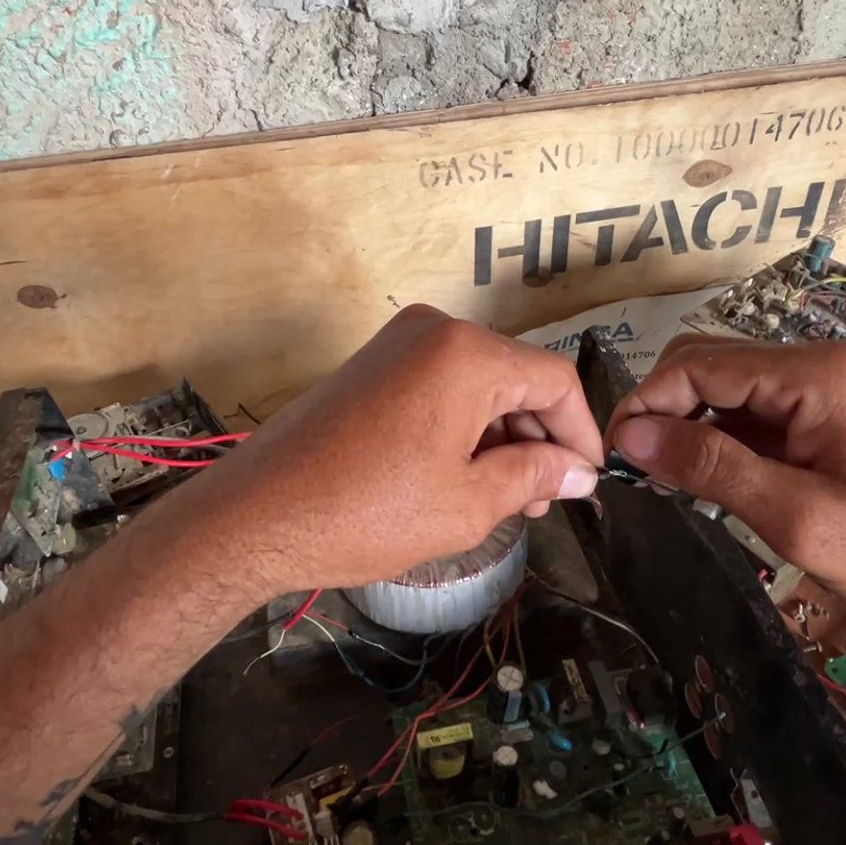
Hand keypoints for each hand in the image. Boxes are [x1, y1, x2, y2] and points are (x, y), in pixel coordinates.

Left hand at [189, 305, 604, 593]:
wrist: (257, 514)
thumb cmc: (367, 512)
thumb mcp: (467, 503)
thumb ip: (534, 475)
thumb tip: (579, 470)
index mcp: (467, 353)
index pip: (554, 380)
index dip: (581, 432)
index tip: (587, 480)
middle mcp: (434, 330)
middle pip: (515, 376)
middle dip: (537, 437)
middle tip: (543, 499)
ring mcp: (397, 342)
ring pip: (477, 382)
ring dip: (500, 434)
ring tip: (505, 496)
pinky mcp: (372, 364)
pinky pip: (439, 384)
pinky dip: (462, 423)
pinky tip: (463, 473)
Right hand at [605, 334, 845, 660]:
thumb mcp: (801, 518)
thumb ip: (710, 467)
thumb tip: (628, 436)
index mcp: (815, 374)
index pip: (697, 363)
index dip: (644, 402)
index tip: (611, 454)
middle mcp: (820, 367)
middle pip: (710, 366)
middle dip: (662, 409)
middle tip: (633, 469)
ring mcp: (829, 394)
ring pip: (729, 391)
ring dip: (690, 427)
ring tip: (664, 481)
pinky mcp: (833, 423)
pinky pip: (757, 417)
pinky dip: (722, 443)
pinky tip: (709, 481)